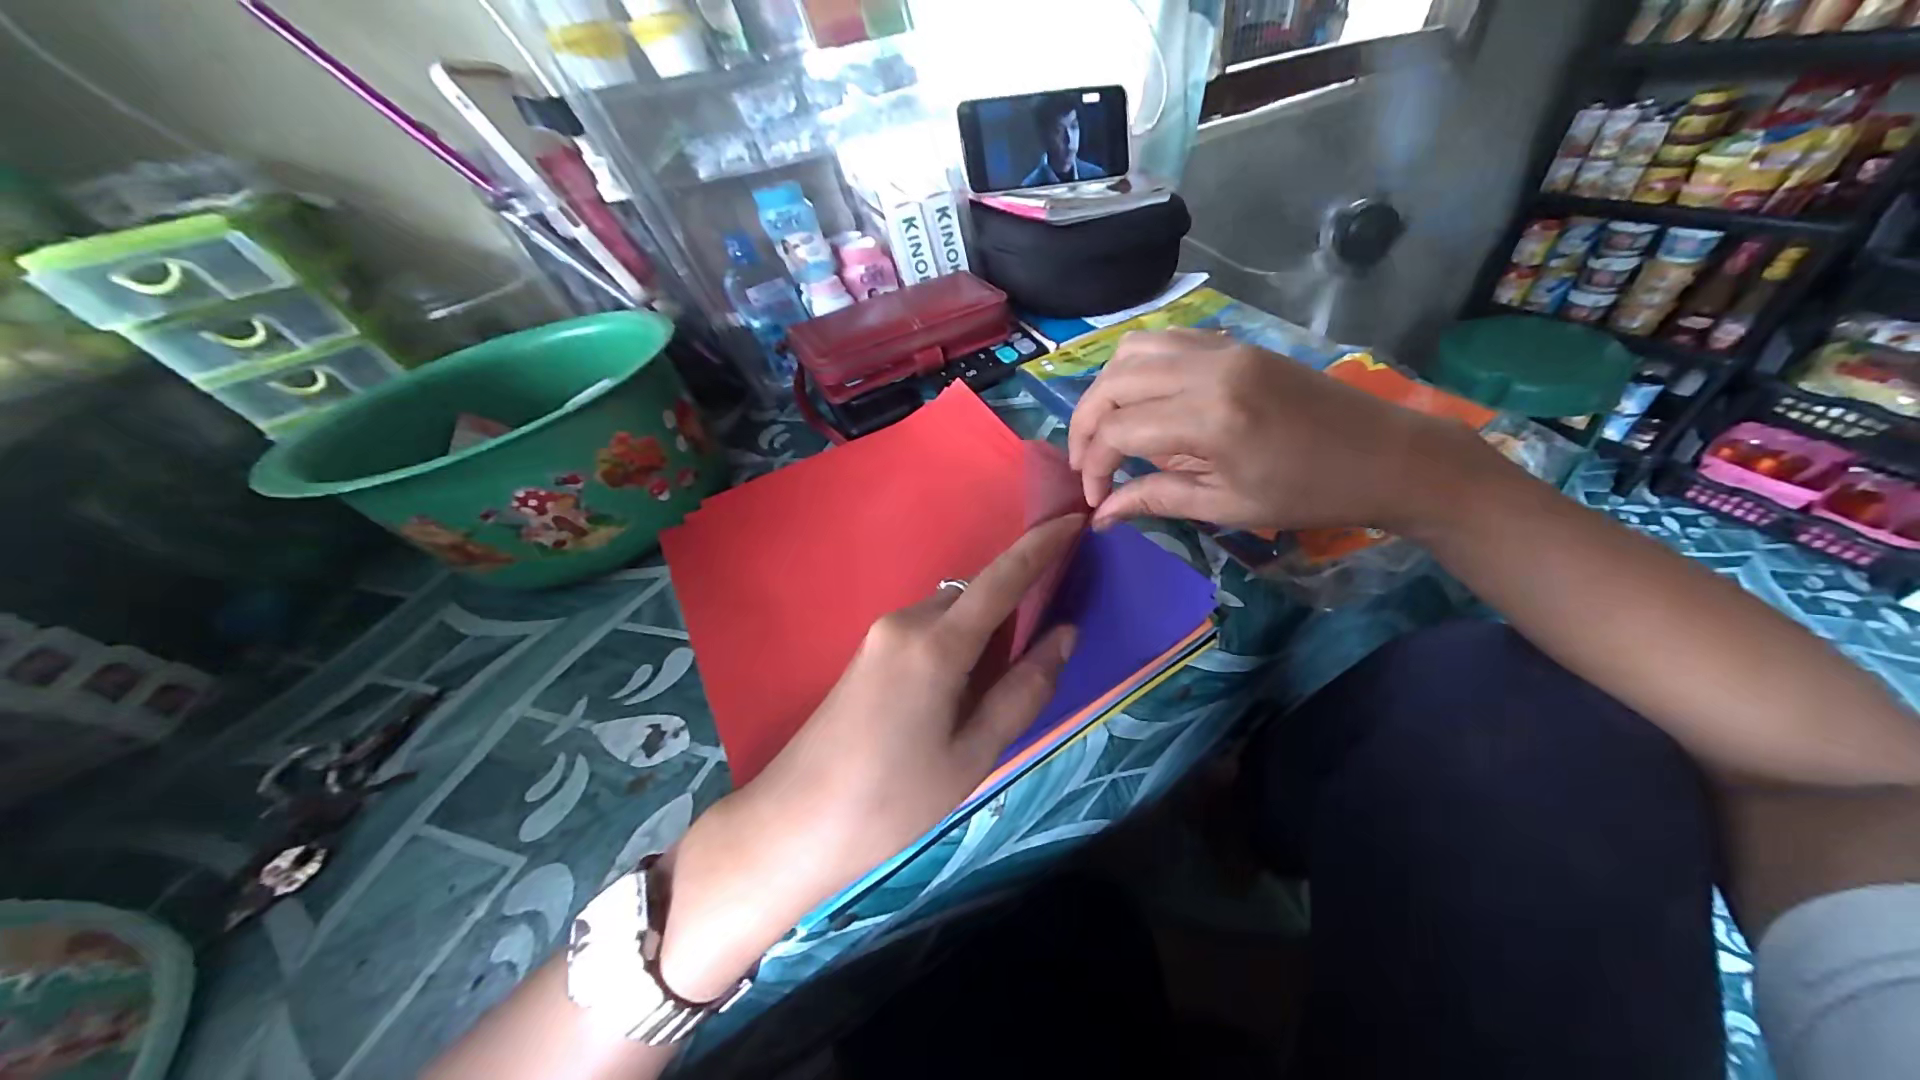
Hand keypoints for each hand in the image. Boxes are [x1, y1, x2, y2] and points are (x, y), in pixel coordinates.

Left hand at [654, 516, 1084, 1000]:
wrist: (793, 824)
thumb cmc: (893, 800)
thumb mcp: (973, 754)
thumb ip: (1024, 690)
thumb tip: (1064, 635)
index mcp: (937, 643)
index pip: (1001, 579)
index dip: (1042, 547)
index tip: (1076, 520)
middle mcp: (905, 622)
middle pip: (975, 597)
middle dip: (1013, 611)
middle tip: (1034, 667)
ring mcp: (879, 636)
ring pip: (950, 615)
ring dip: (981, 634)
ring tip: (987, 700)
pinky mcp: (865, 654)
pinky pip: (925, 632)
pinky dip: (954, 647)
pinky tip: (951, 701)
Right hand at [1067, 329, 1499, 534]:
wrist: (1388, 456)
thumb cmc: (1310, 494)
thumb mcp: (1227, 506)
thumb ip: (1155, 500)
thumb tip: (1101, 515)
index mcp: (1209, 418)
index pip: (1118, 431)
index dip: (1094, 466)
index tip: (1095, 498)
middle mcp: (1207, 370)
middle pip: (1112, 385)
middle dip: (1085, 427)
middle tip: (1086, 465)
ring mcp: (1222, 348)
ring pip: (1131, 351)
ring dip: (1105, 391)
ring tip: (1106, 430)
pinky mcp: (1234, 343)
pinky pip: (1164, 340)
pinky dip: (1136, 366)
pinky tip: (1141, 399)